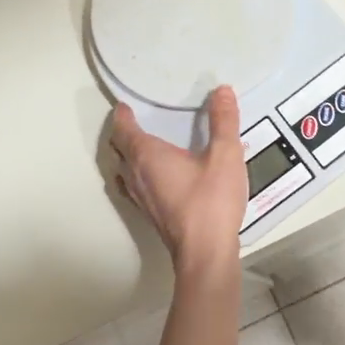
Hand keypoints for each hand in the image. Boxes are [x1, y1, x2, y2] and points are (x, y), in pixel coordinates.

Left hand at [112, 86, 247, 267]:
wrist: (205, 252)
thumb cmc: (211, 201)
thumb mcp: (225, 155)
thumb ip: (224, 122)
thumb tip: (222, 91)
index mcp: (147, 155)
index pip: (123, 128)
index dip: (122, 115)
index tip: (126, 105)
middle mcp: (135, 175)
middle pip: (119, 149)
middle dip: (123, 134)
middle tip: (136, 122)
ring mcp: (140, 198)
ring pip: (123, 171)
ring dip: (128, 157)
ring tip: (144, 148)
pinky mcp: (149, 215)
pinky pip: (134, 188)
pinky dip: (138, 176)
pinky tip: (156, 179)